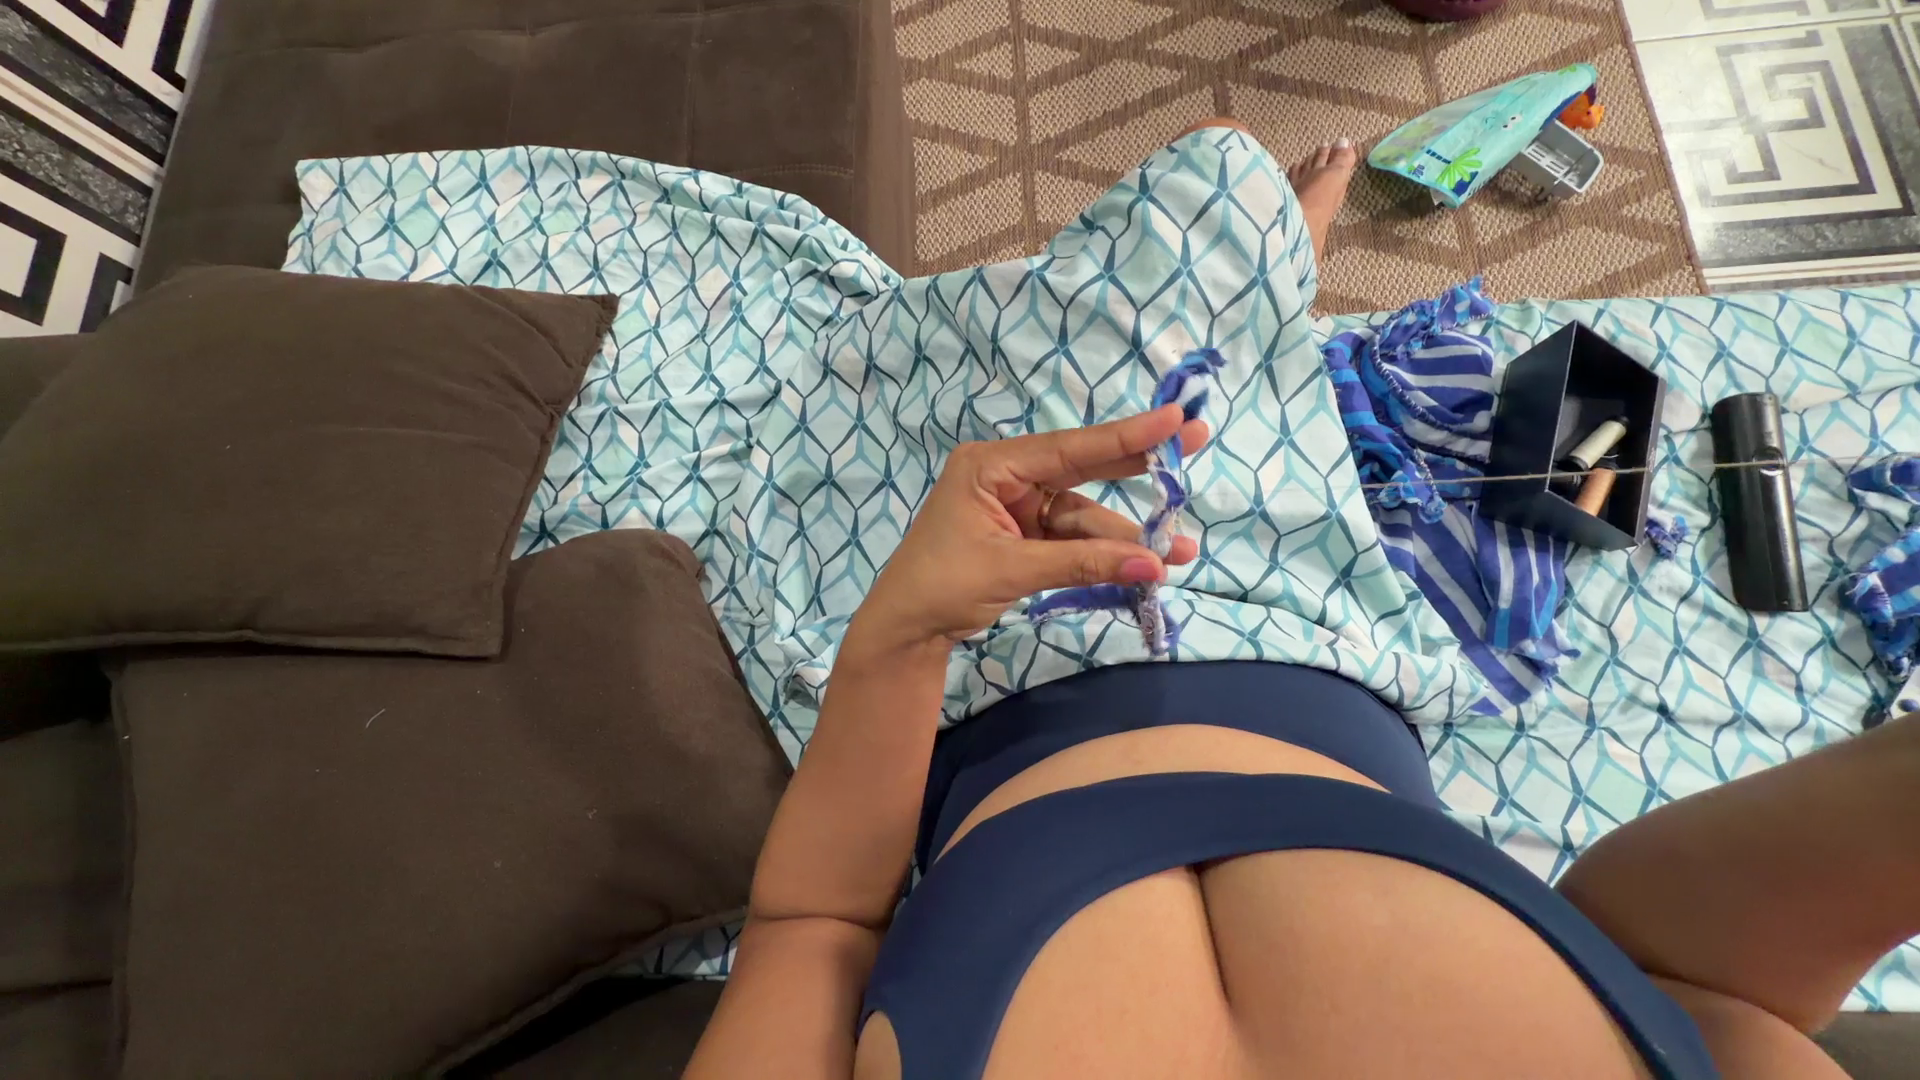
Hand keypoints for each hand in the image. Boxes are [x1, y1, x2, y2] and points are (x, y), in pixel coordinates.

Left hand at [847, 405, 1208, 658]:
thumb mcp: (1011, 569)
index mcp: (992, 465)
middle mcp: (1010, 477)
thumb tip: (1153, 565)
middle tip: (1196, 442)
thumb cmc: (942, 585)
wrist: (907, 628)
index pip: (1068, 447)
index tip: (1174, 419)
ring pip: (1085, 516)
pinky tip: (1143, 566)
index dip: (1125, 436)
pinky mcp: (1028, 538)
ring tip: (1178, 551)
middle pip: (1083, 468)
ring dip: (1127, 537)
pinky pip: (1075, 541)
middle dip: (1138, 466)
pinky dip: (1105, 555)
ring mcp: (1021, 508)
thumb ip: (1082, 562)